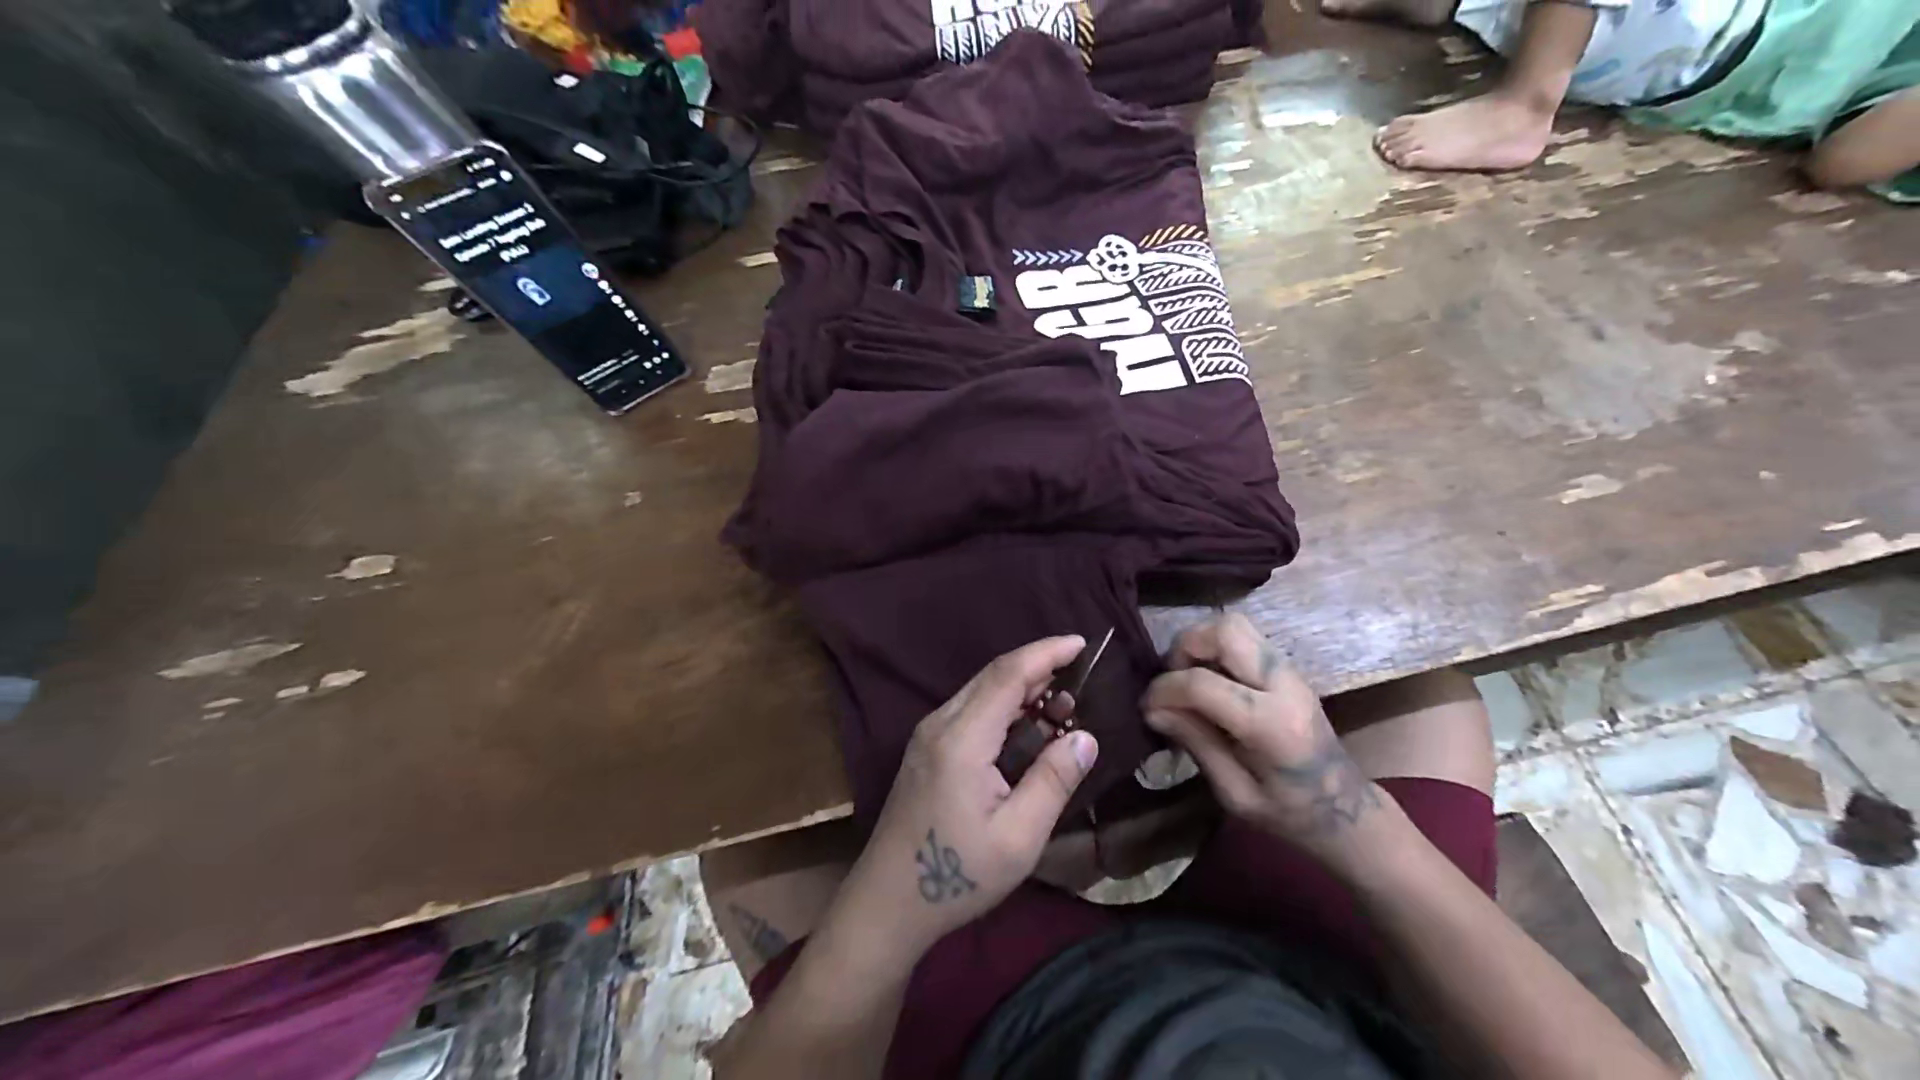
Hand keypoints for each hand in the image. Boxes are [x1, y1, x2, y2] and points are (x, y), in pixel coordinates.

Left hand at [835, 636, 1099, 956]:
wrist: (888, 901)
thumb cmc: (958, 875)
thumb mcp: (1018, 838)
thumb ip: (1052, 781)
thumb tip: (1085, 737)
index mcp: (961, 739)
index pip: (1007, 675)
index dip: (1046, 653)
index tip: (1081, 643)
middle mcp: (940, 724)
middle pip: (992, 675)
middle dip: (1038, 667)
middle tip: (1082, 679)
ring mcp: (928, 734)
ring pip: (980, 691)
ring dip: (1021, 689)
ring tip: (1063, 705)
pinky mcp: (926, 749)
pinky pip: (970, 710)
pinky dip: (1003, 707)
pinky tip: (1027, 728)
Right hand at [1141, 614, 1382, 860]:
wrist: (1346, 809)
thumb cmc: (1289, 813)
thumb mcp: (1234, 793)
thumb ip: (1196, 743)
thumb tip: (1152, 709)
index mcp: (1273, 725)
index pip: (1202, 684)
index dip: (1164, 690)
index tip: (1147, 707)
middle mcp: (1285, 685)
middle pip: (1225, 631)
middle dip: (1185, 647)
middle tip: (1171, 679)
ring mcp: (1290, 671)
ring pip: (1234, 625)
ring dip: (1200, 643)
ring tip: (1187, 677)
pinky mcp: (1287, 667)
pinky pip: (1243, 638)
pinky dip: (1215, 648)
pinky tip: (1208, 680)